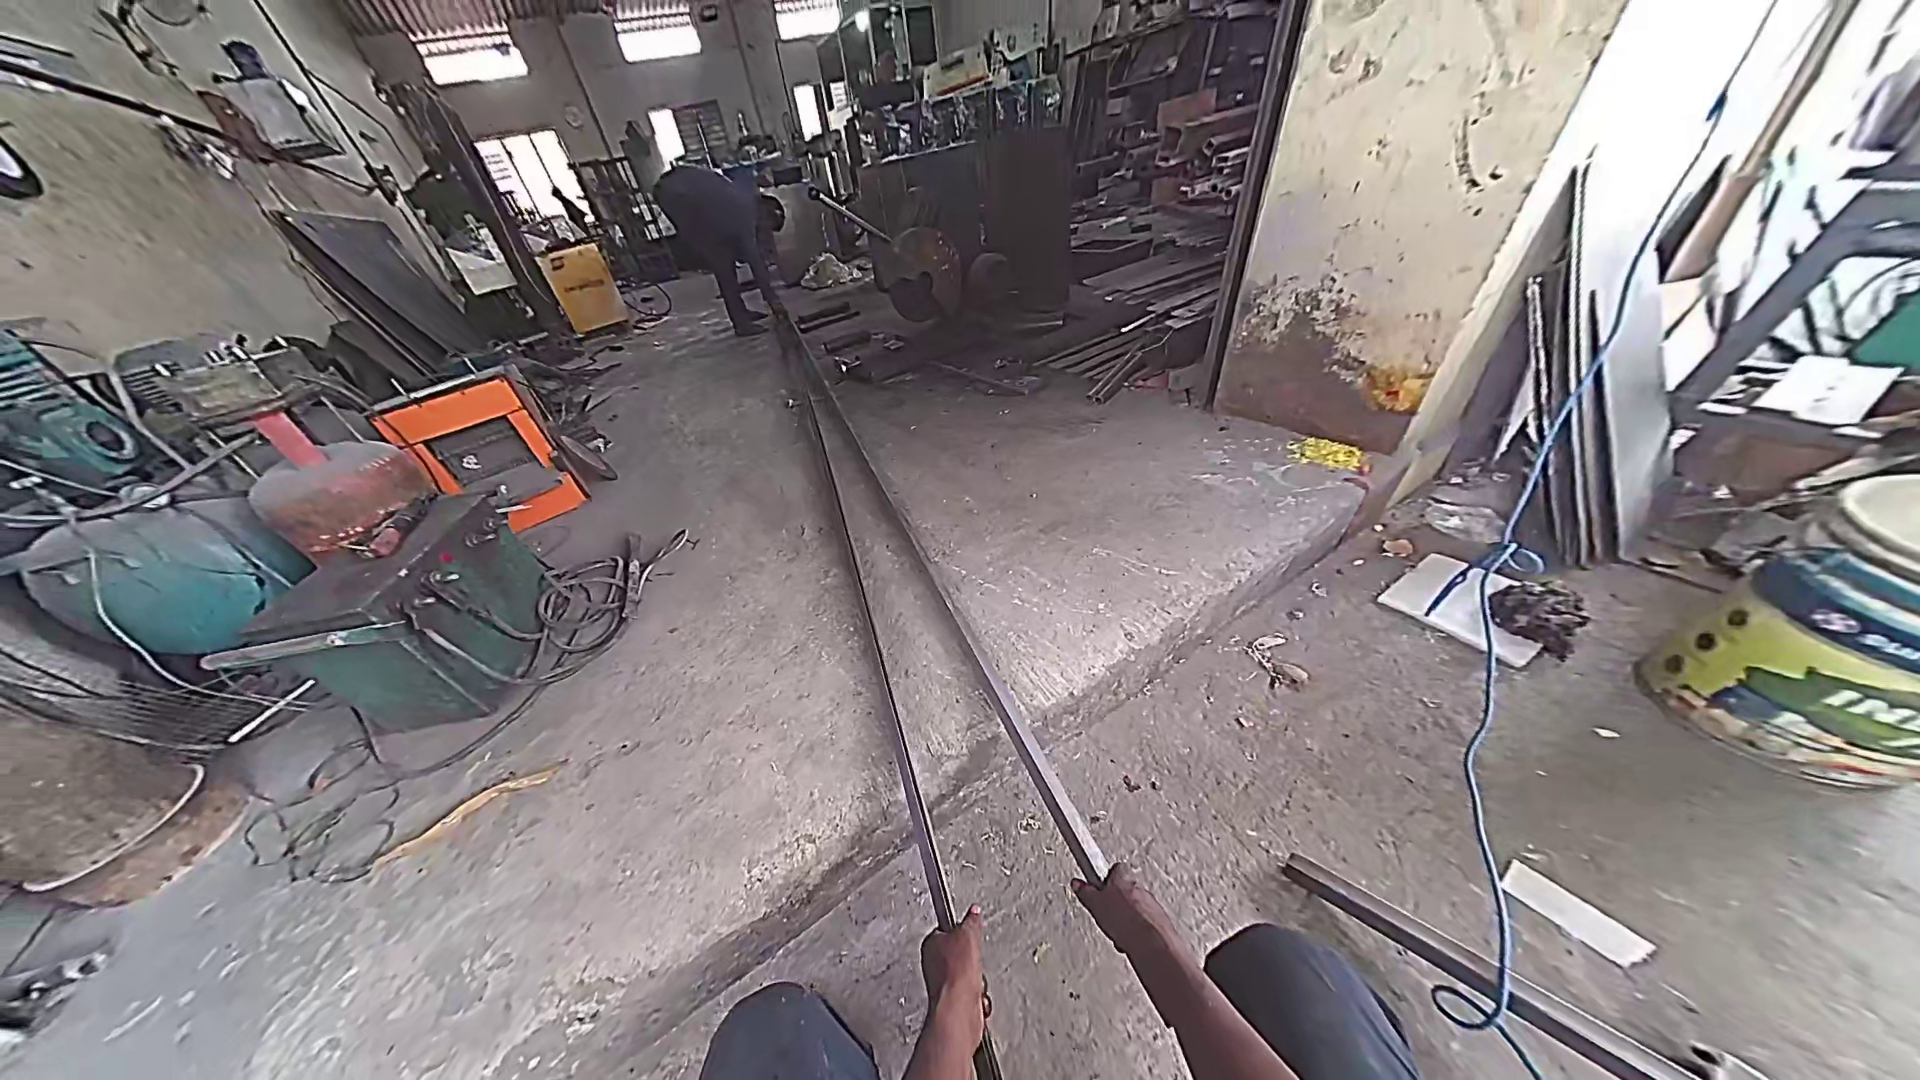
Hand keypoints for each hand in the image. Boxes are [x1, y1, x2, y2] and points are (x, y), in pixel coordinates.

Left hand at [920, 906, 988, 1046]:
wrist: (959, 1009)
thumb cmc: (956, 973)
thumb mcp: (968, 934)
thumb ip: (971, 921)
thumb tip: (974, 912)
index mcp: (931, 944)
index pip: (946, 930)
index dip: (961, 932)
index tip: (969, 932)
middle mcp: (933, 965)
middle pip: (960, 955)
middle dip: (972, 960)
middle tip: (973, 961)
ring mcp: (943, 986)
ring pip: (968, 976)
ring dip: (977, 980)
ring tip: (975, 982)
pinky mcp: (954, 1003)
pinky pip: (972, 995)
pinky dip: (978, 997)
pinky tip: (977, 997)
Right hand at [1073, 863, 1184, 957]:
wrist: (1151, 942)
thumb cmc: (1126, 920)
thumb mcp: (1096, 905)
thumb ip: (1086, 893)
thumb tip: (1078, 884)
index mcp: (1123, 877)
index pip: (1114, 869)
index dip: (1106, 878)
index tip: (1098, 886)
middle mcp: (1140, 887)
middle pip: (1126, 890)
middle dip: (1118, 902)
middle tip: (1108, 914)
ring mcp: (1152, 905)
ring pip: (1137, 908)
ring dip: (1129, 918)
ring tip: (1119, 933)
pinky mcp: (1161, 923)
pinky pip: (1147, 923)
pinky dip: (1139, 931)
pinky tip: (1131, 942)